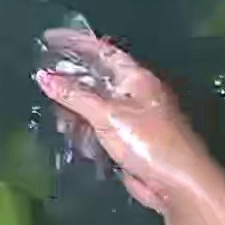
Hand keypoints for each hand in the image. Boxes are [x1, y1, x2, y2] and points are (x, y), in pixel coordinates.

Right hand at [34, 29, 216, 215]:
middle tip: (44, 78)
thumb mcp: (107, 115)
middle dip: (70, 77)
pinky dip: (83, 126)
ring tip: (56, 113)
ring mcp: (133, 116)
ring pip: (96, 102)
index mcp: (136, 78)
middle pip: (96, 76)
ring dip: (75, 106)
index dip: (75, 41)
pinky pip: (99, 124)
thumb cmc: (150, 143)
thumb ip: (74, 95)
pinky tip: (70, 132)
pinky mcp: (129, 139)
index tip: (49, 38)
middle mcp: (135, 92)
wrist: (180, 186)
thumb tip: (44, 76)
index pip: (101, 49)